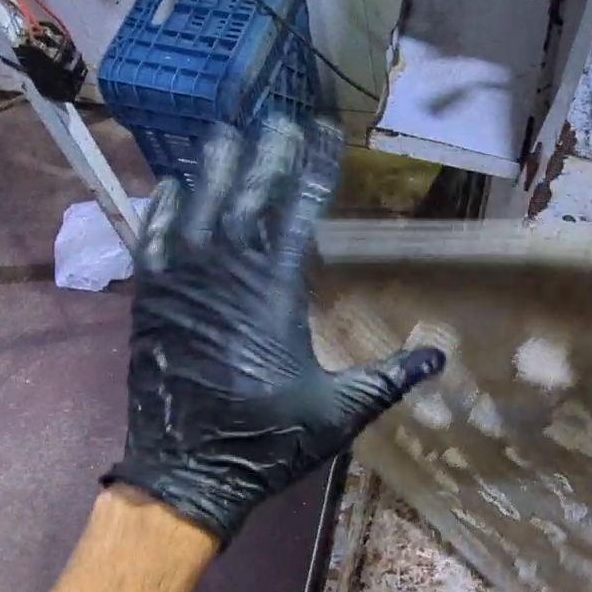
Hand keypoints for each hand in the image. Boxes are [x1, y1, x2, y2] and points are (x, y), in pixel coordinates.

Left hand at [103, 119, 445, 543]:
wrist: (186, 474)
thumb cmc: (268, 442)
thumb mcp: (340, 414)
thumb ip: (388, 379)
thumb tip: (440, 358)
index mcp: (275, 296)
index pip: (299, 213)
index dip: (315, 169)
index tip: (325, 133)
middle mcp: (225, 275)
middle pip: (246, 196)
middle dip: (266, 153)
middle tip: (279, 117)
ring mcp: (181, 284)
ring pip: (197, 207)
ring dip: (214, 166)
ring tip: (228, 130)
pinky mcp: (151, 300)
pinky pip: (154, 239)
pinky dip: (163, 208)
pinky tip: (173, 185)